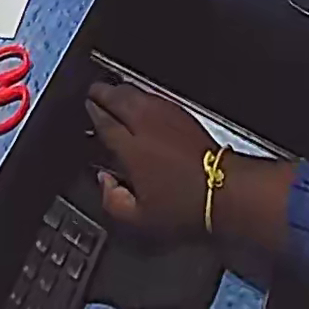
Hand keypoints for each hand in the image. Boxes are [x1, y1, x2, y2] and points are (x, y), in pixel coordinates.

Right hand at [85, 82, 215, 237]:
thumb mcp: (141, 219)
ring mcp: (162, 112)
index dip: (93, 112)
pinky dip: (138, 92)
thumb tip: (104, 181)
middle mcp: (143, 123)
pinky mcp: (178, 109)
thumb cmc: (182, 205)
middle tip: (93, 92)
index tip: (88, 108)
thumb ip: (114, 201)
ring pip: (133, 91)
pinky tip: (137, 97)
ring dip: (119, 89)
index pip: (104, 122)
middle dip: (102, 92)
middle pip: (116, 97)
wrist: (220, 188)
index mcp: (130, 147)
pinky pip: (151, 93)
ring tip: (111, 91)